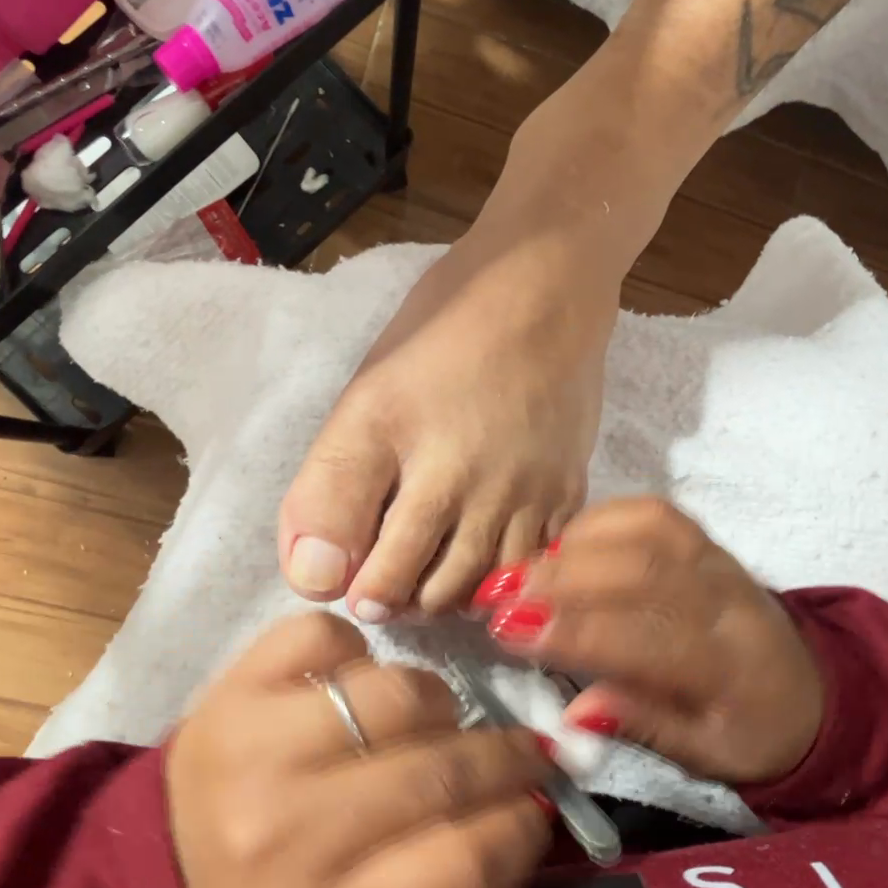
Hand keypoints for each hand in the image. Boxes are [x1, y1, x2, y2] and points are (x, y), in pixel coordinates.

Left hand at [165, 613, 554, 887]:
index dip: (524, 829)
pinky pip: (326, 635)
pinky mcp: (229, 687)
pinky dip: (358, 651)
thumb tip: (531, 795)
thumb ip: (450, 876)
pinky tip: (357, 683)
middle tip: (522, 748)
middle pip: (441, 775)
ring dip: (437, 703)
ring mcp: (250, 749)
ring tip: (432, 720)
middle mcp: (281, 837)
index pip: (466, 869)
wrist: (160, 869)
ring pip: (399, 693)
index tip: (537, 805)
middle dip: (506, 756)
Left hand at [276, 217, 614, 620]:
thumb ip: (332, 491)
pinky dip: (513, 575)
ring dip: (459, 595)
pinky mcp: (572, 489)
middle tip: (393, 590)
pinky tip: (495, 562)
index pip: (387, 578)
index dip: (364, 591)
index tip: (355, 583)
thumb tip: (316, 579)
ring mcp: (537, 499)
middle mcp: (488, 501)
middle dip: (409, 600)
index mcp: (427, 478)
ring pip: (495, 585)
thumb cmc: (444, 332)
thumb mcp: (366, 400)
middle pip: (444, 589)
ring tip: (436, 583)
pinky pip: (542, 560)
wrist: (546, 288)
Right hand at [473, 498, 823, 784]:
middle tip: (495, 595)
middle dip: (560, 578)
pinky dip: (600, 519)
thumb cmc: (751, 732)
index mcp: (729, 663)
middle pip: (642, 569)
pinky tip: (561, 542)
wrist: (811, 692)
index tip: (508, 633)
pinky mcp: (707, 540)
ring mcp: (718, 559)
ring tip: (519, 568)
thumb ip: (644, 725)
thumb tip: (574, 712)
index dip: (574, 631)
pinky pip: (652, 512)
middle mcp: (726, 598)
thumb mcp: (706, 755)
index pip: (646, 637)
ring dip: (573, 544)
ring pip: (645, 529)